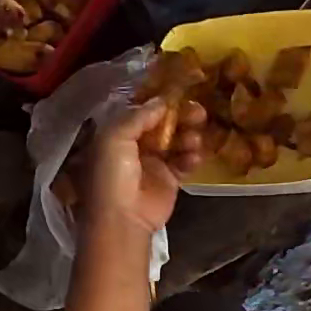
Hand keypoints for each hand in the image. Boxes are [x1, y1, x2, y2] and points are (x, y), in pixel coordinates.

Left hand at [82, 98, 193, 237]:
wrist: (122, 219)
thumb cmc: (112, 176)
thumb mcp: (115, 138)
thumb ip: (138, 116)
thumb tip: (161, 101)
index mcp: (117, 132)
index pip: (141, 110)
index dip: (160, 100)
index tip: (180, 91)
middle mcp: (136, 145)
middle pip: (164, 123)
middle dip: (181, 116)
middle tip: (198, 112)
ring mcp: (154, 162)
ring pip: (177, 140)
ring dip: (189, 136)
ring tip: (194, 140)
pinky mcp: (170, 179)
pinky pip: (184, 161)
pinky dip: (191, 157)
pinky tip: (193, 158)